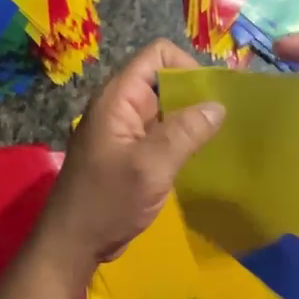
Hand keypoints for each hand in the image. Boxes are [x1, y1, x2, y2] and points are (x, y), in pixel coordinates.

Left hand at [37, 39, 225, 269]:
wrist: (73, 244)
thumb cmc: (107, 201)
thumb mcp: (150, 167)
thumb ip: (185, 133)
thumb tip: (218, 105)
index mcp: (119, 97)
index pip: (157, 54)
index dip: (187, 66)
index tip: (211, 97)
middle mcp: (121, 105)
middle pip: (164, 79)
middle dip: (194, 94)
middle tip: (225, 120)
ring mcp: (125, 130)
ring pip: (165, 108)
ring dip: (190, 119)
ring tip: (220, 138)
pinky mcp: (130, 152)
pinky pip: (161, 132)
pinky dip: (182, 139)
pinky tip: (201, 157)